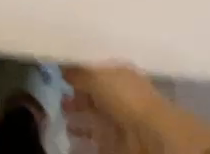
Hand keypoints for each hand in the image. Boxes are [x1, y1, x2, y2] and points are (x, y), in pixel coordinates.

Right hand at [63, 66, 209, 153]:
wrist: (152, 138)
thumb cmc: (125, 98)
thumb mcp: (97, 77)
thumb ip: (79, 72)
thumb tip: (62, 65)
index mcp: (118, 74)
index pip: (95, 70)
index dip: (77, 72)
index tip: (57, 73)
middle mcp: (119, 95)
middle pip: (93, 96)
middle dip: (76, 98)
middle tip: (57, 101)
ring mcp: (119, 122)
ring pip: (93, 119)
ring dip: (78, 122)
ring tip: (61, 121)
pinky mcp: (116, 146)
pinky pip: (95, 141)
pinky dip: (82, 143)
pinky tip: (71, 142)